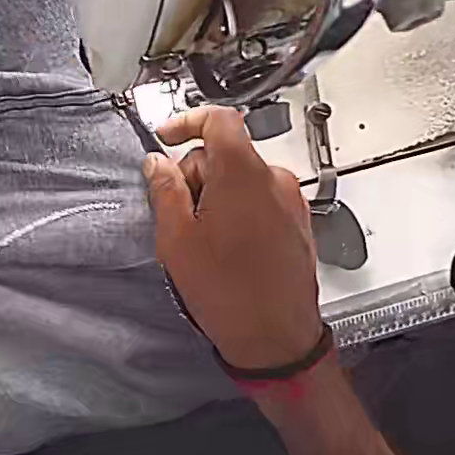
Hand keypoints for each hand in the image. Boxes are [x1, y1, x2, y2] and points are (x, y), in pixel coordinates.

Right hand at [143, 106, 323, 370]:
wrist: (275, 336)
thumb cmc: (229, 293)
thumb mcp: (177, 239)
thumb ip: (165, 190)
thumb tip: (157, 164)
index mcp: (241, 174)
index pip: (218, 119)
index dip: (187, 122)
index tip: (168, 137)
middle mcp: (273, 179)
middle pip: (226, 153)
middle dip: (196, 174)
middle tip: (180, 214)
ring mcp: (289, 200)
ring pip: (242, 177)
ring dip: (218, 195)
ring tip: (205, 240)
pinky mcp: (297, 220)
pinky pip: (260, 198)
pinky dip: (239, 209)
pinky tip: (227, 247)